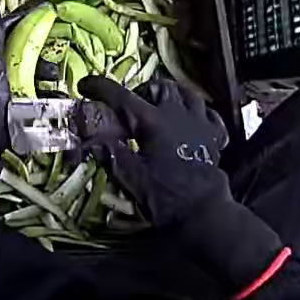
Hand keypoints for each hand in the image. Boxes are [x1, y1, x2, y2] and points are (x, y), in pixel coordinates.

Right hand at [80, 76, 287, 299]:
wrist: (203, 214)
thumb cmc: (164, 196)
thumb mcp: (130, 176)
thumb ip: (110, 152)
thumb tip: (90, 138)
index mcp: (153, 121)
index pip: (121, 96)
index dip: (100, 88)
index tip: (84, 86)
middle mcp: (178, 114)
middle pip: (159, 87)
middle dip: (142, 91)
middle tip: (130, 108)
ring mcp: (200, 123)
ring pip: (186, 93)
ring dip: (170, 96)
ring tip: (159, 108)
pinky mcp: (215, 137)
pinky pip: (207, 113)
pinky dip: (196, 112)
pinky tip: (189, 121)